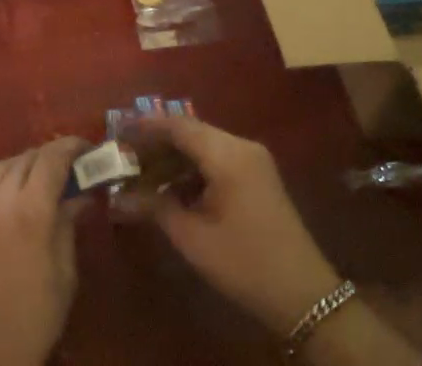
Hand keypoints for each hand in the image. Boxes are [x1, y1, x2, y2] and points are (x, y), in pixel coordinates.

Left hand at [0, 137, 90, 365]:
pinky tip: (24, 195)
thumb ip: (68, 226)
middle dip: (51, 153)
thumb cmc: (35, 317)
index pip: (51, 159)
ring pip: (3, 166)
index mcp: (29, 211)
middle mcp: (0, 201)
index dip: (71, 147)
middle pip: (26, 157)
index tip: (89, 147)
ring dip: (27, 162)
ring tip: (49, 175)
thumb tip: (80, 196)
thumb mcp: (64, 274)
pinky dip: (9, 177)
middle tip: (74, 163)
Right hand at [124, 116, 338, 335]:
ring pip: (204, 145)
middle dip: (156, 142)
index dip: (145, 127)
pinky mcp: (258, 177)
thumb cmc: (244, 263)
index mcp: (228, 155)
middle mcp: (242, 147)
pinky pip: (217, 159)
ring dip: (173, 156)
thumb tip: (119, 196)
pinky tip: (171, 186)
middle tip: (124, 156)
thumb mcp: (192, 238)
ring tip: (141, 172)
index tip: (117, 132)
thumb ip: (154, 207)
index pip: (179, 126)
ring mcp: (254, 161)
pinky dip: (192, 167)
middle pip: (191, 131)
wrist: (304, 295)